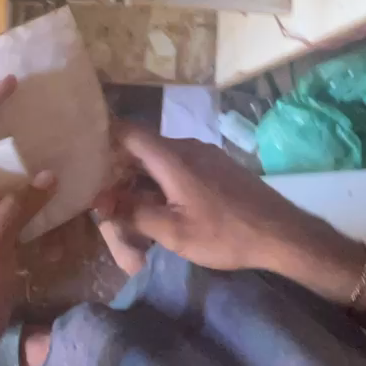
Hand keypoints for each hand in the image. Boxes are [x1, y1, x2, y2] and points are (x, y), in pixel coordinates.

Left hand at [0, 76, 55, 355]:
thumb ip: (16, 210)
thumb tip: (47, 173)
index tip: (10, 83)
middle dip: (4, 117)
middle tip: (38, 99)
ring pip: (2, 169)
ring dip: (23, 148)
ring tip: (54, 129)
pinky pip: (17, 196)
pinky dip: (36, 182)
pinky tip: (59, 178)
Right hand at [101, 122, 341, 273]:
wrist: (281, 233)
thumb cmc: (225, 234)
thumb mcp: (173, 232)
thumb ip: (134, 213)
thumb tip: (101, 201)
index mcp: (173, 157)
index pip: (129, 132)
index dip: (104, 139)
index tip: (85, 156)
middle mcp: (188, 147)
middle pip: (143, 147)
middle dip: (120, 169)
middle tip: (102, 195)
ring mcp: (206, 155)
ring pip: (162, 159)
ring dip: (142, 179)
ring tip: (127, 207)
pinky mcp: (218, 167)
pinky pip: (180, 166)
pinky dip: (162, 181)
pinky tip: (160, 206)